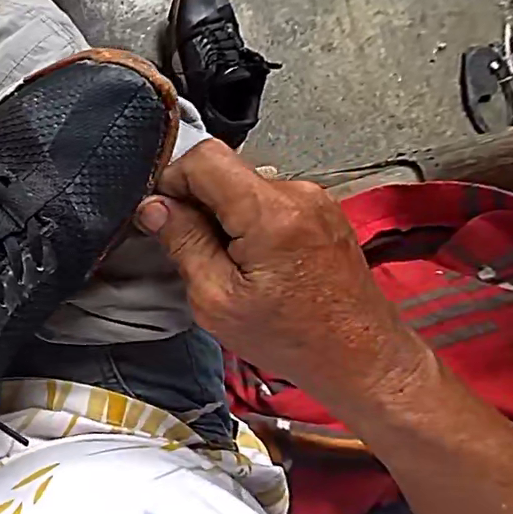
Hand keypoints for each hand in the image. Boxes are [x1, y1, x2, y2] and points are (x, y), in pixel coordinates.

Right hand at [136, 140, 432, 406]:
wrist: (358, 356)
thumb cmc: (293, 338)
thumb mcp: (216, 300)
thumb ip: (182, 242)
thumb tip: (153, 206)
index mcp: (270, 213)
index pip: (204, 157)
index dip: (173, 180)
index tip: (164, 214)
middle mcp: (297, 193)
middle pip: (223, 170)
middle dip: (197, 204)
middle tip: (196, 252)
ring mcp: (313, 198)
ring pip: (242, 186)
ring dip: (222, 216)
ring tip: (230, 264)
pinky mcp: (319, 209)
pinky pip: (266, 199)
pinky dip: (247, 222)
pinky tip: (254, 262)